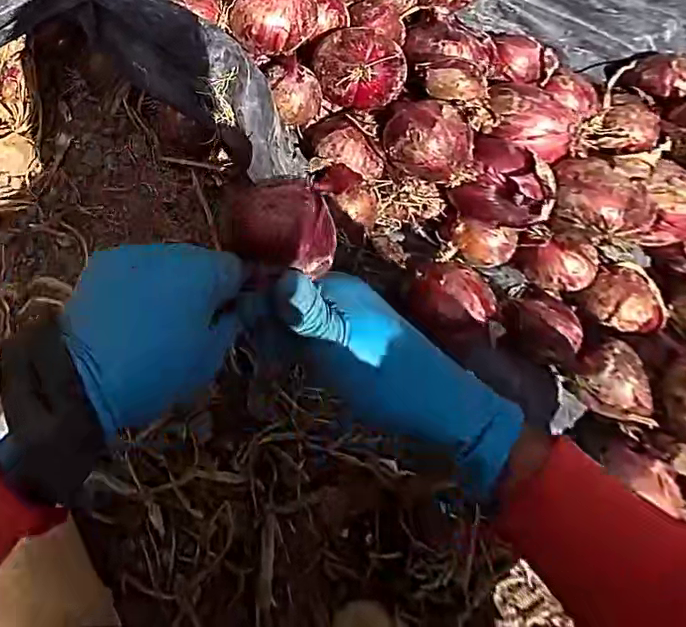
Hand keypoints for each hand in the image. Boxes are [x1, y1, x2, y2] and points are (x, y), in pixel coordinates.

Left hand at [61, 244, 246, 439]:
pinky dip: (138, 285)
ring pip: (167, 264)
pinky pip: (135, 269)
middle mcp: (173, 251)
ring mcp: (136, 252)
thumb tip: (235, 307)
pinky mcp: (105, 261)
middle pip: (201, 262)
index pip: (238, 267)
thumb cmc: (157, 371)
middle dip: (202, 286)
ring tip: (157, 322)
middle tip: (195, 323)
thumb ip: (231, 323)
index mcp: (206, 271)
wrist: (82, 376)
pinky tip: (128, 314)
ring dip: (169, 284)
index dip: (241, 289)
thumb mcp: (209, 358)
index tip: (235, 312)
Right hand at [274, 271, 522, 500]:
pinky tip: (287, 369)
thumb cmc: (384, 373)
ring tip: (272, 366)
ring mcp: (342, 320)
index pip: (279, 283)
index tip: (246, 336)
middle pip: (284, 302)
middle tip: (264, 358)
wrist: (440, 408)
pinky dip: (294, 352)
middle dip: (265, 325)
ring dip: (277, 341)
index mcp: (335, 286)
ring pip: (294, 323)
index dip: (257, 306)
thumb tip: (278, 276)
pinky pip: (309, 339)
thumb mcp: (340, 343)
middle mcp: (337, 296)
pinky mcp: (347, 344)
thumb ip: (306, 312)